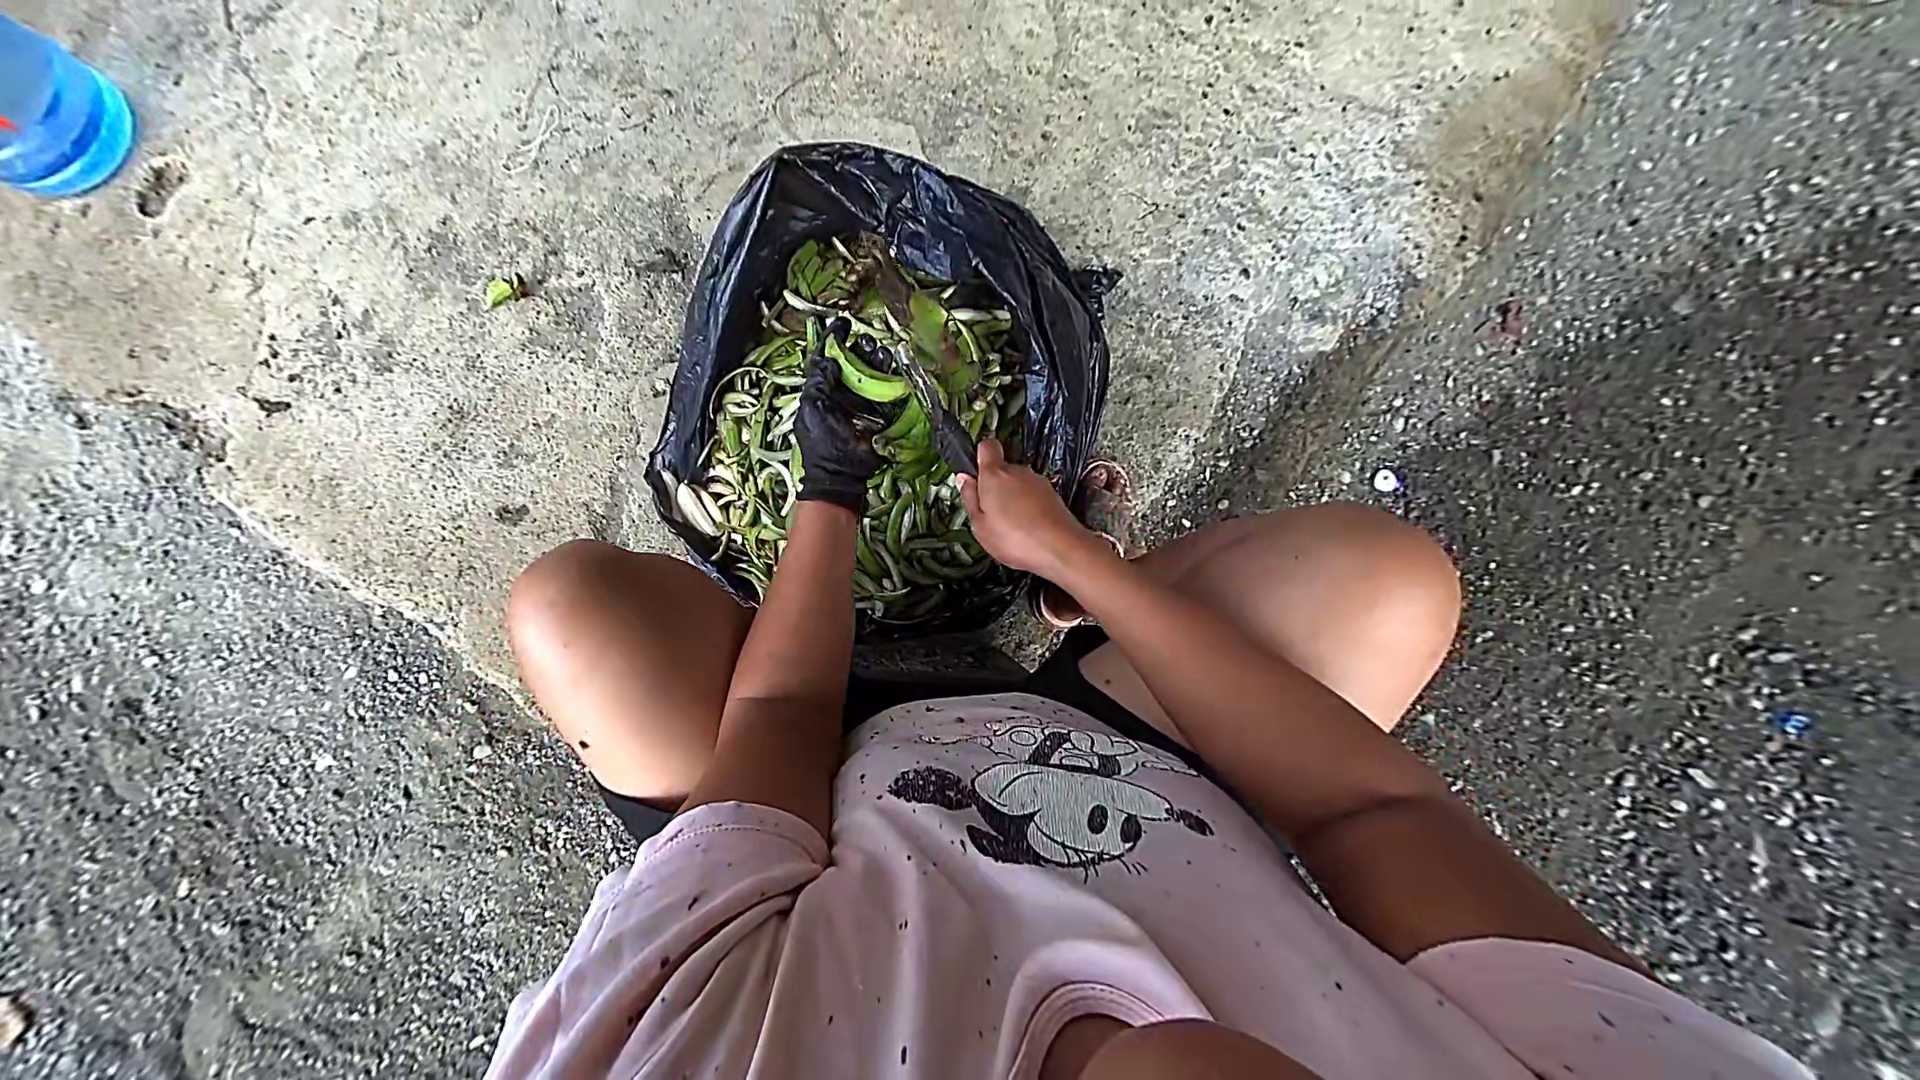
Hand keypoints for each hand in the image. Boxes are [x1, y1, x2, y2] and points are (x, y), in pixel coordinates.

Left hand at [794, 339, 881, 512]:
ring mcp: (864, 404)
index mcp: (824, 389)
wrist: (841, 476)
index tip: (843, 323)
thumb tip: (829, 357)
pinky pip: (891, 394)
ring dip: (880, 362)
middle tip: (869, 342)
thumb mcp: (813, 408)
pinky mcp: (882, 415)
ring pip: (875, 374)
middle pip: (856, 362)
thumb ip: (818, 381)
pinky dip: (896, 382)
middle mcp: (845, 392)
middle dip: (863, 348)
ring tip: (883, 354)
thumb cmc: (822, 445)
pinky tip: (897, 371)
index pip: (828, 356)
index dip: (834, 338)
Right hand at [957, 439, 1111, 577]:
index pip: (987, 446)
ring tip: (1010, 525)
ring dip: (1012, 498)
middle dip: (995, 486)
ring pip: (1018, 483)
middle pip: (1002, 469)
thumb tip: (963, 478)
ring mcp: (1038, 481)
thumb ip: (970, 498)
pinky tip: (1027, 528)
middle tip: (989, 512)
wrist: (1060, 548)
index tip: (975, 475)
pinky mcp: (1053, 494)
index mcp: (994, 474)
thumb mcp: (980, 525)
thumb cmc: (1015, 538)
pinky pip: (1033, 495)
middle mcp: (1018, 471)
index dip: (980, 456)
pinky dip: (1028, 507)